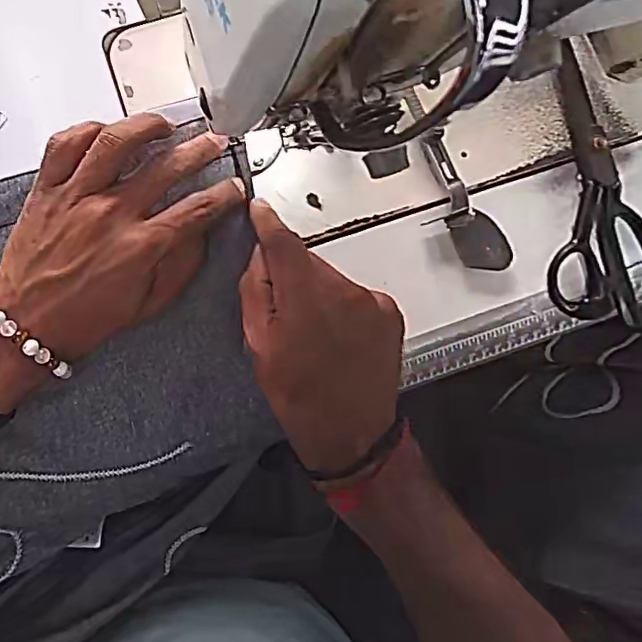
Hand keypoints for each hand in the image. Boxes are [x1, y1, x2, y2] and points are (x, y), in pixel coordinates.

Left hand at [0, 114, 245, 412]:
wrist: (27, 323)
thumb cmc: (82, 317)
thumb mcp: (147, 303)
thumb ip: (181, 265)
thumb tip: (202, 232)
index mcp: (138, 247)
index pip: (196, 208)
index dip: (223, 193)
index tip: (231, 187)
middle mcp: (108, 215)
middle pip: (167, 166)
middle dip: (201, 150)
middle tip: (211, 144)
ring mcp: (75, 197)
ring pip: (116, 141)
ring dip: (147, 126)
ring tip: (163, 126)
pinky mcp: (47, 190)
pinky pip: (65, 144)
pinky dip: (87, 129)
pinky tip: (106, 132)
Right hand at [238, 199, 404, 473]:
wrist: (349, 431)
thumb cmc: (303, 397)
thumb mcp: (258, 344)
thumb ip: (255, 291)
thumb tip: (259, 258)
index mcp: (304, 298)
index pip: (283, 242)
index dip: (268, 222)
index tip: (260, 211)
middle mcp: (341, 292)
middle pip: (306, 260)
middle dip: (291, 275)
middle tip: (284, 312)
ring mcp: (368, 300)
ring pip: (330, 276)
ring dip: (317, 292)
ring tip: (313, 333)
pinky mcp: (386, 310)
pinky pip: (353, 292)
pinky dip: (340, 304)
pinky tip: (334, 335)